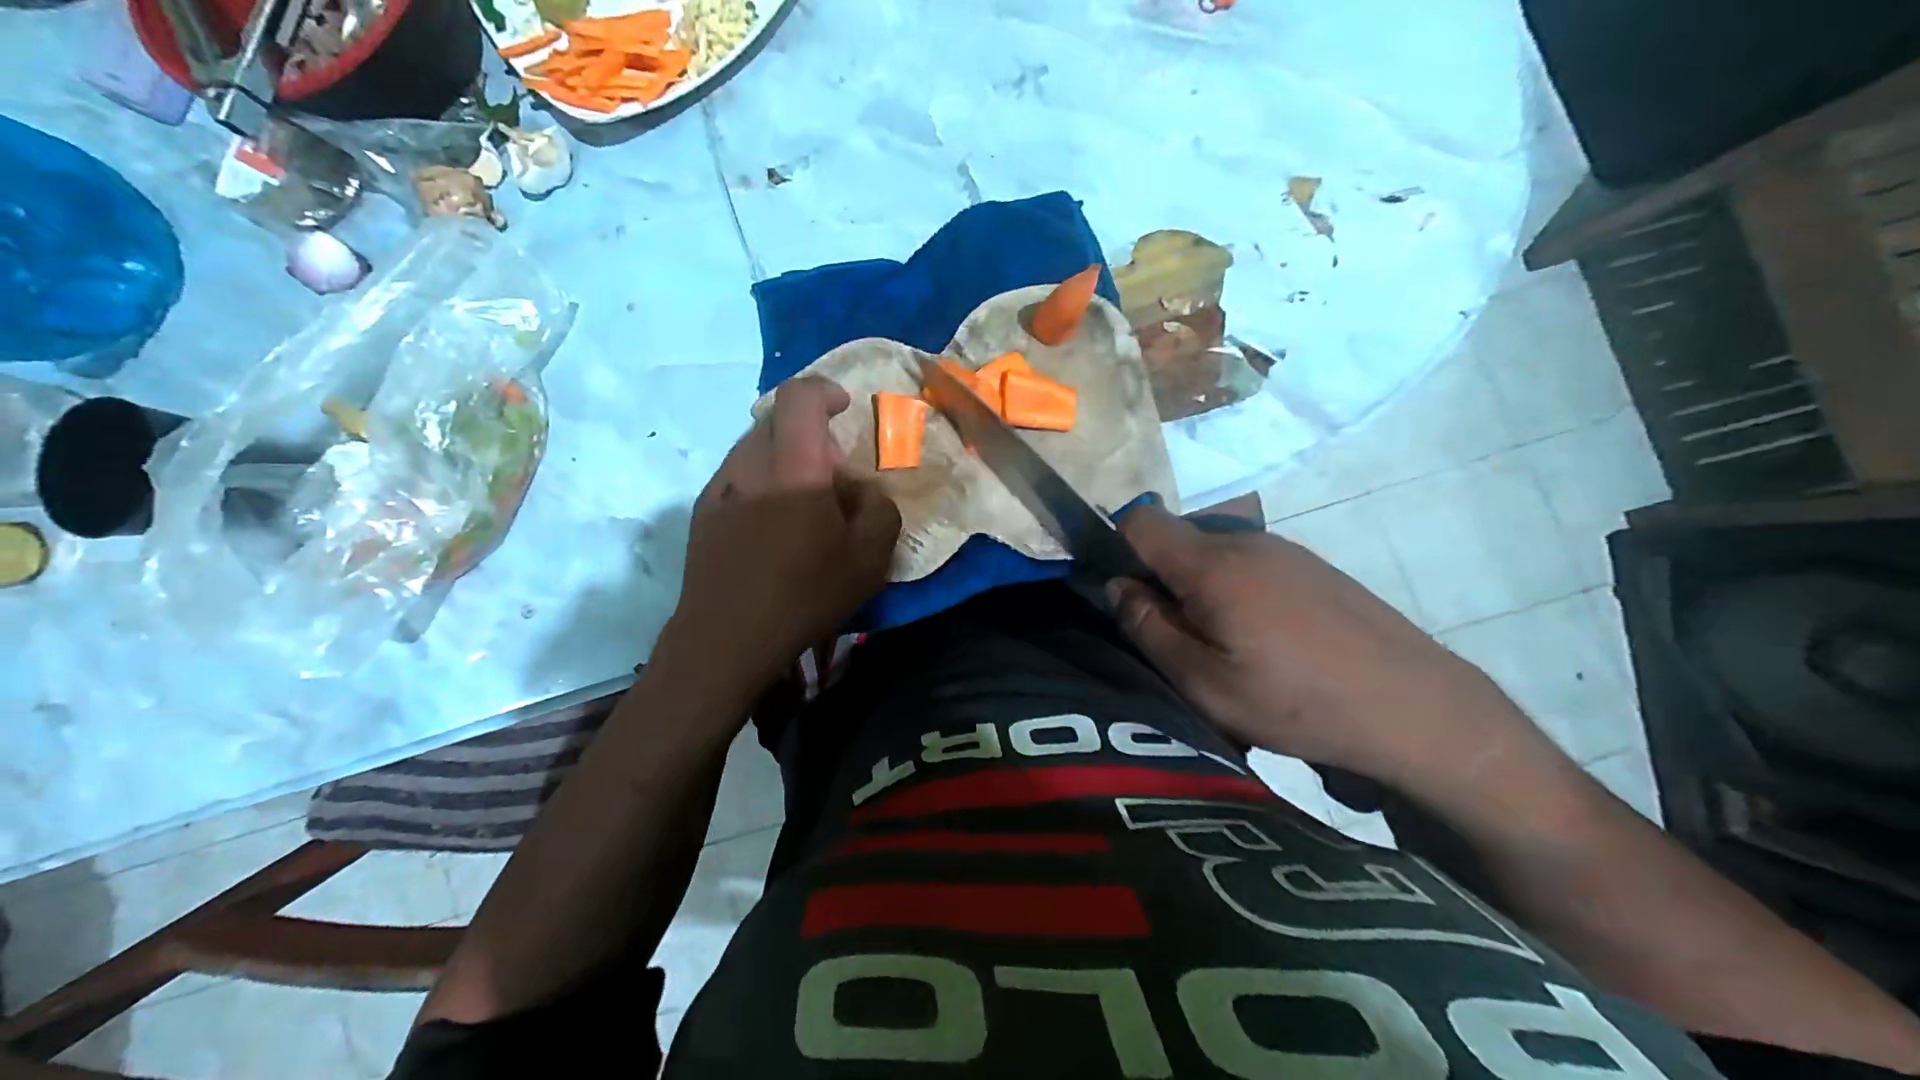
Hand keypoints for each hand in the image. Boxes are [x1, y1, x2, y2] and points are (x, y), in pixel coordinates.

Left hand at [659, 376, 899, 693]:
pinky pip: (737, 476)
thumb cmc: (804, 595)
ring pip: (754, 447)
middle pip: (777, 421)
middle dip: (809, 433)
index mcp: (794, 467)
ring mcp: (719, 487)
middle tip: (832, 474)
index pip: (800, 397)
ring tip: (802, 504)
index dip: (824, 391)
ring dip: (783, 458)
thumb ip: (879, 509)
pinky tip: (771, 527)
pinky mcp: (702, 513)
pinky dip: (760, 482)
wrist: (726, 639)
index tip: (844, 407)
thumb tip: (863, 489)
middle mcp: (750, 464)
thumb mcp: (869, 559)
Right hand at [1107, 503, 1545, 795]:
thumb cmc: (1296, 702)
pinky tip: (1267, 641)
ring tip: (1225, 646)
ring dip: (1201, 588)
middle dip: (1160, 577)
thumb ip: (1148, 627)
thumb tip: (1117, 585)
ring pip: (1215, 553)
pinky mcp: (1314, 567)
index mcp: (1212, 563)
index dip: (1115, 546)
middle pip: (1177, 538)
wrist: (1416, 708)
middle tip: (1175, 637)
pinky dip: (1237, 591)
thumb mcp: (1203, 683)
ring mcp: (1286, 550)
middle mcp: (1247, 540)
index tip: (1122, 594)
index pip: (1140, 520)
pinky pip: (1252, 564)